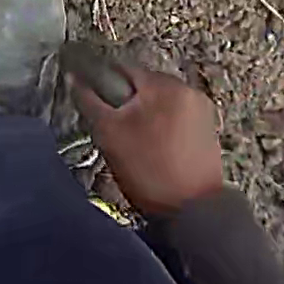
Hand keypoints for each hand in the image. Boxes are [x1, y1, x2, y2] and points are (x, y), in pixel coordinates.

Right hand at [74, 67, 224, 216]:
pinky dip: (164, 128)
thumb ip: (88, 99)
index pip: (122, 69)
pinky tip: (157, 151)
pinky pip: (176, 118)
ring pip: (159, 102)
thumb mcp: (108, 132)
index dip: (105, 87)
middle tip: (118, 131)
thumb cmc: (148, 169)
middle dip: (127, 103)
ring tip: (137, 144)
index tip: (100, 111)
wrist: (195, 215)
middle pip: (142, 85)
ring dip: (146, 116)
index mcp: (163, 84)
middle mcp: (187, 89)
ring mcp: (202, 111)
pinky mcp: (209, 131)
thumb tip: (73, 77)